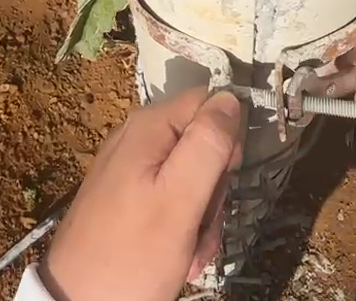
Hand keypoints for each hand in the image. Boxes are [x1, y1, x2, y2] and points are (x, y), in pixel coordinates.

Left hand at [41, 87, 243, 300]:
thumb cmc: (131, 254)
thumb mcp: (178, 200)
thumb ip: (206, 145)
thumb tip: (230, 97)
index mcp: (148, 126)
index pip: (208, 103)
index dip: (226, 138)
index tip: (224, 179)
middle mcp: (137, 137)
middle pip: (200, 142)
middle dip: (213, 188)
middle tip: (203, 225)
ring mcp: (129, 168)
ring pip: (190, 176)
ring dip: (200, 215)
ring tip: (189, 251)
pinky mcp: (125, 198)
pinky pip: (169, 198)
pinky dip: (181, 227)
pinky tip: (177, 257)